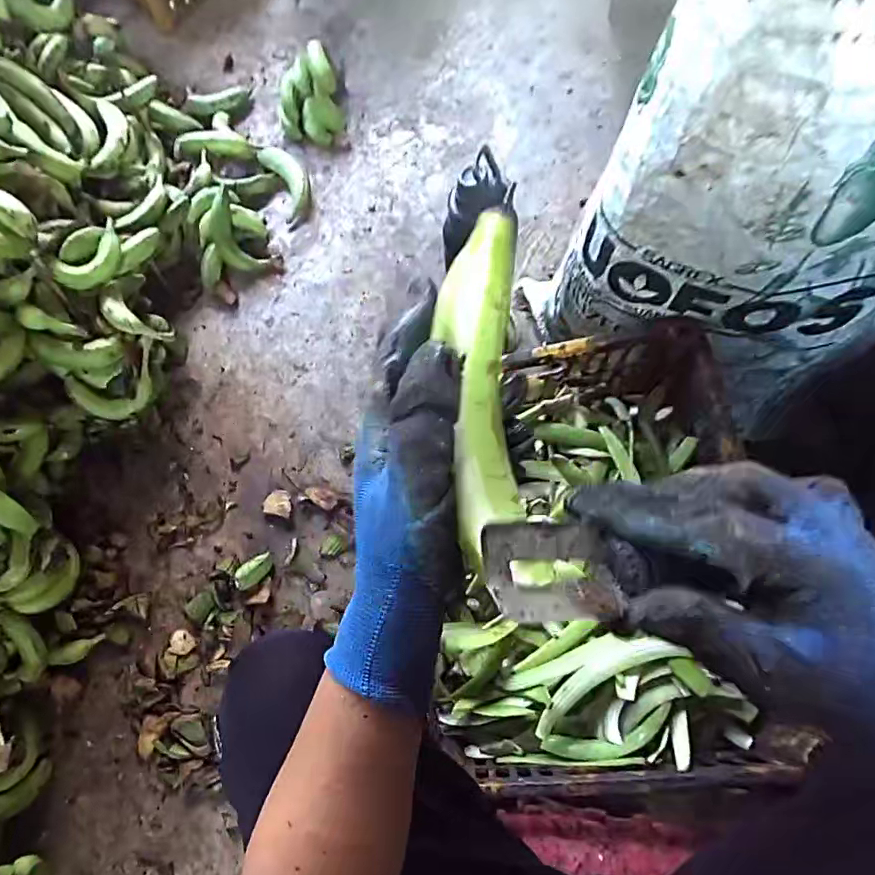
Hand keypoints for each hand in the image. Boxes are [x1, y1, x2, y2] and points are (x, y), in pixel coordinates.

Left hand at [323, 279, 459, 712]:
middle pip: (415, 369)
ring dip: (456, 366)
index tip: (441, 279)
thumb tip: (438, 349)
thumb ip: (423, 408)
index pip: (397, 353)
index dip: (417, 316)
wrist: (404, 595)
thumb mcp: (414, 468)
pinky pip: (451, 424)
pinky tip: (491, 403)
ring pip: (434, 394)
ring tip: (487, 343)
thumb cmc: (405, 534)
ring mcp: (412, 452)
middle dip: (440, 334)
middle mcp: (393, 429)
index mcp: (383, 421)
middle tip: (474, 305)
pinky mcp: (431, 473)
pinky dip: (470, 405)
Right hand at [570, 462, 874, 848]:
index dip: (638, 514)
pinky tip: (690, 512)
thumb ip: (699, 625)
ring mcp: (826, 506)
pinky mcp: (827, 508)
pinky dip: (713, 494)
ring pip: (733, 479)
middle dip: (649, 499)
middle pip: (714, 489)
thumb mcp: (765, 666)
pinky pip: (756, 487)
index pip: (703, 522)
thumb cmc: (835, 686)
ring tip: (634, 513)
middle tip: (597, 505)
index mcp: (806, 556)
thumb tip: (627, 605)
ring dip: (678, 494)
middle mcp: (817, 515)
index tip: (584, 505)